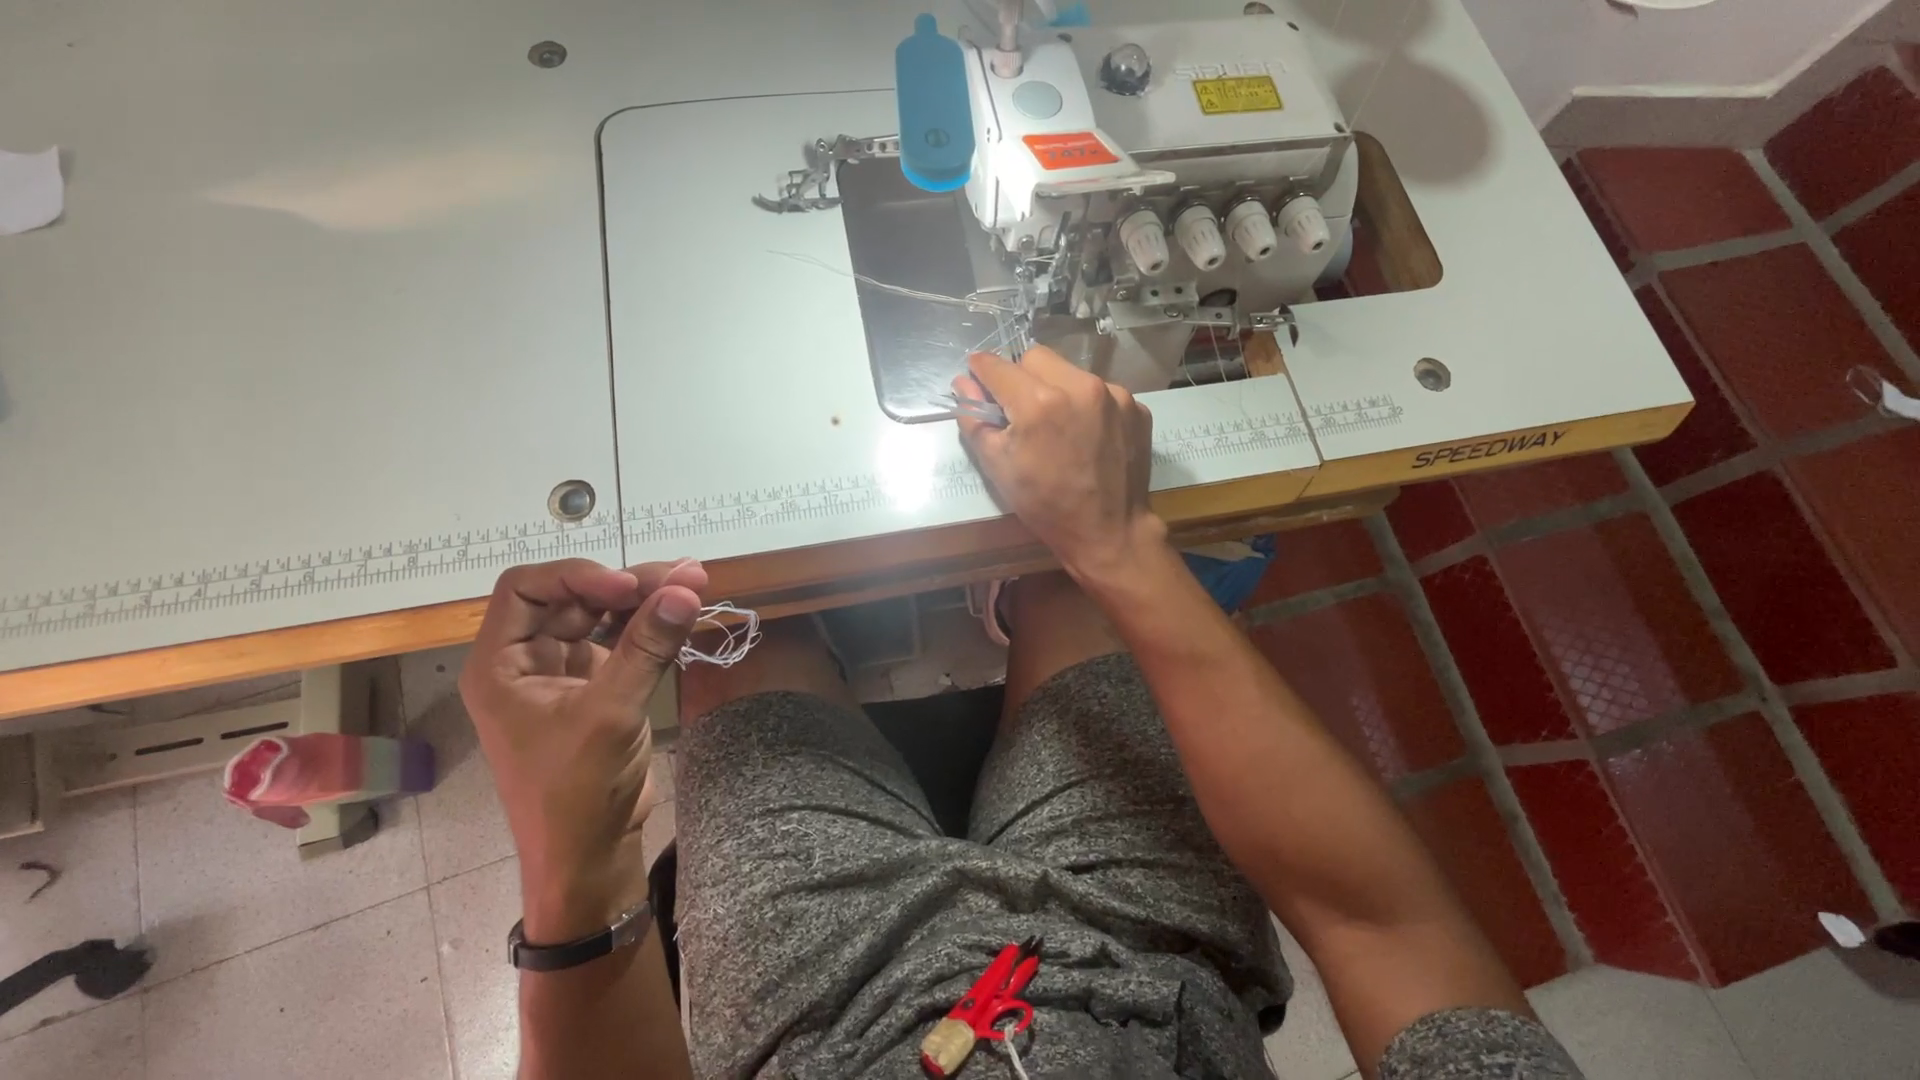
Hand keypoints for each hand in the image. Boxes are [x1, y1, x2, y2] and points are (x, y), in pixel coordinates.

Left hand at [458, 558, 706, 941]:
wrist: (588, 856)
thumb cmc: (575, 791)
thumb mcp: (610, 714)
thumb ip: (647, 648)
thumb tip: (686, 590)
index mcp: (501, 664)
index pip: (525, 589)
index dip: (576, 577)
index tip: (628, 588)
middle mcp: (528, 661)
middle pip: (573, 599)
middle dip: (627, 584)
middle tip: (685, 574)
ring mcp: (565, 674)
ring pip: (602, 617)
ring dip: (646, 600)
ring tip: (696, 583)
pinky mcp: (598, 689)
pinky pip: (623, 643)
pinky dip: (651, 627)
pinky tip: (683, 614)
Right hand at [953, 346, 1165, 580]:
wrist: (1109, 532)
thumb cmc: (1045, 505)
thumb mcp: (998, 467)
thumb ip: (975, 419)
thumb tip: (963, 384)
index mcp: (1038, 403)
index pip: (997, 366)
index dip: (981, 371)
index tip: (977, 378)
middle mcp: (1079, 386)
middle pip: (1035, 358)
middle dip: (1021, 377)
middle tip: (1020, 410)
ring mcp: (1113, 394)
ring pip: (1070, 371)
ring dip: (1056, 388)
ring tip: (1057, 425)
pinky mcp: (1135, 407)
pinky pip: (1100, 390)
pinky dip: (1087, 405)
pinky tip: (1086, 435)